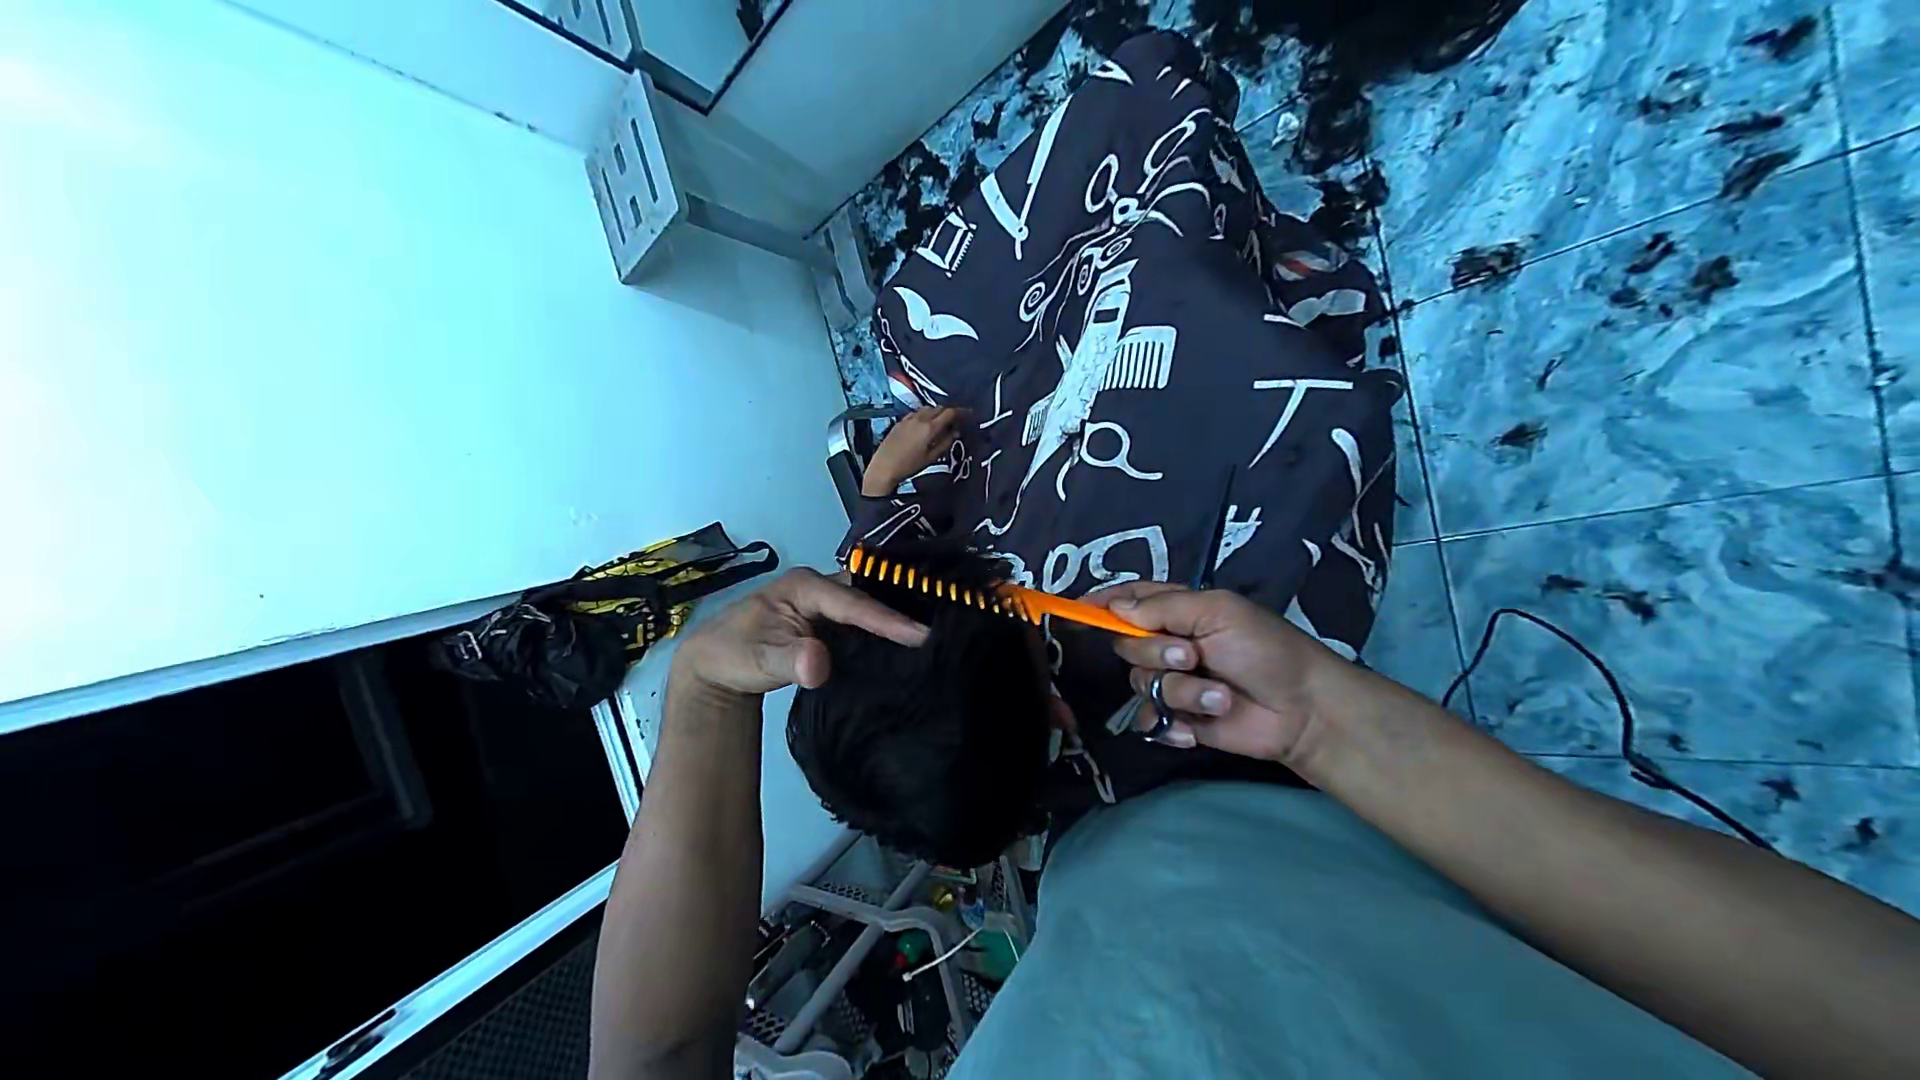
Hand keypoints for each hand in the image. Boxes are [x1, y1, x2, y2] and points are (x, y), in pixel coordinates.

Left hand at [674, 568, 928, 699]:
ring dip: (897, 613)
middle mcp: (820, 587)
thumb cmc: (734, 657)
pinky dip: (883, 626)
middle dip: (903, 604)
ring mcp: (825, 603)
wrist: (714, 666)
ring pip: (868, 603)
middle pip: (867, 593)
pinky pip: (863, 618)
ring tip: (937, 625)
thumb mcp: (758, 660)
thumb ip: (790, 660)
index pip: (852, 602)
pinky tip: (906, 639)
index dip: (887, 619)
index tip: (920, 634)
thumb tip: (819, 665)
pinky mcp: (829, 620)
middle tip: (944, 618)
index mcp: (804, 586)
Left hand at [861, 407, 966, 496]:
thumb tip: (955, 432)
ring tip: (942, 421)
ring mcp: (909, 418)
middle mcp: (920, 418)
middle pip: (939, 408)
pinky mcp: (900, 421)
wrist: (884, 466)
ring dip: (937, 412)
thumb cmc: (909, 465)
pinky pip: (917, 412)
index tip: (969, 415)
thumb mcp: (931, 457)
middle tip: (957, 420)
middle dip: (950, 412)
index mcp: (929, 427)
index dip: (961, 412)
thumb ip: (945, 443)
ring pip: (928, 408)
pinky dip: (926, 414)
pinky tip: (925, 423)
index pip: (949, 413)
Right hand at [1086, 583, 1355, 765]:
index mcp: (1178, 611)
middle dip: (1155, 652)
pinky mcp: (1179, 718)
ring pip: (1141, 683)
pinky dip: (1173, 723)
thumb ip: (1162, 607)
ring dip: (1179, 692)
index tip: (1078, 610)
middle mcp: (1168, 643)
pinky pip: (1151, 719)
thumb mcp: (1217, 612)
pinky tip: (1197, 727)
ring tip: (1218, 698)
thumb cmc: (1264, 649)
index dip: (1103, 603)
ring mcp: (1173, 682)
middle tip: (1192, 657)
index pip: (1128, 599)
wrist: (1302, 710)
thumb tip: (1113, 607)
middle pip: (1126, 643)